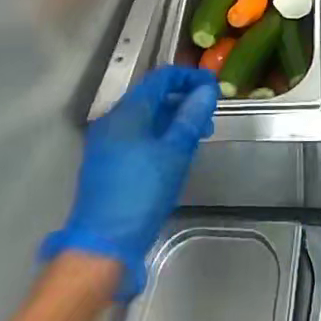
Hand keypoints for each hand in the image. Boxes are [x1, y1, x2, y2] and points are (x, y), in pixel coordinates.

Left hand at [40, 66, 218, 298]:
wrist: (104, 242)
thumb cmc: (142, 192)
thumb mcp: (175, 152)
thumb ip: (191, 117)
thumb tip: (207, 90)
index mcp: (127, 112)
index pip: (161, 78)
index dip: (190, 78)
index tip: (215, 89)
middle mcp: (113, 122)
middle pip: (153, 97)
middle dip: (184, 101)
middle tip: (211, 117)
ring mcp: (108, 144)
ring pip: (147, 120)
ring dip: (174, 121)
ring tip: (199, 137)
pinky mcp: (109, 164)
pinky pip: (139, 138)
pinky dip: (161, 138)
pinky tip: (177, 155)